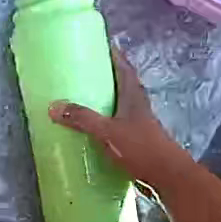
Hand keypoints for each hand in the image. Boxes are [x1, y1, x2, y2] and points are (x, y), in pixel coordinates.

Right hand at [49, 43, 191, 187]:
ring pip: (119, 105)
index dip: (113, 54)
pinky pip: (116, 124)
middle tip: (82, 71)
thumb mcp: (108, 131)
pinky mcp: (136, 141)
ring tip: (82, 99)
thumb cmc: (141, 148)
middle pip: (121, 84)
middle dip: (104, 76)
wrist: (167, 177)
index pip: (123, 67)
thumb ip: (83, 119)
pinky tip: (91, 129)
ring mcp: (139, 124)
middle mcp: (137, 106)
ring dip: (104, 100)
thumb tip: (53, 107)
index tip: (98, 44)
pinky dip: (104, 122)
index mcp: (133, 96)